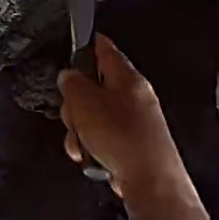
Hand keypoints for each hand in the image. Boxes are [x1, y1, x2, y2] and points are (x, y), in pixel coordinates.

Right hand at [58, 35, 189, 203]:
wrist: (150, 181)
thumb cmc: (122, 137)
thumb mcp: (84, 102)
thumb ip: (71, 83)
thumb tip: (68, 76)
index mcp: (127, 78)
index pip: (105, 49)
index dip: (89, 42)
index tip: (78, 38)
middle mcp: (134, 96)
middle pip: (93, 87)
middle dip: (75, 103)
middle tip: (73, 115)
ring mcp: (135, 121)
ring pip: (93, 115)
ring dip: (79, 129)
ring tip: (81, 144)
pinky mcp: (132, 144)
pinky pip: (102, 137)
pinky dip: (91, 146)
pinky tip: (90, 157)